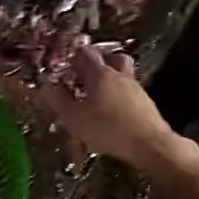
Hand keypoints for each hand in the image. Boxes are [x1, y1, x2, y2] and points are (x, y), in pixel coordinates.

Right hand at [38, 47, 195, 172]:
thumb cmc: (108, 129)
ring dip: (109, 79)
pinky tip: (112, 111)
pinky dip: (119, 95)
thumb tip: (49, 87)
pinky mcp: (145, 103)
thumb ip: (60, 101)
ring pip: (121, 74)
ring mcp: (135, 88)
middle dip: (98, 63)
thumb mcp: (75, 119)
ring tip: (97, 96)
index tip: (67, 66)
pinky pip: (128, 91)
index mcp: (100, 74)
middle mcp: (120, 76)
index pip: (87, 54)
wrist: (150, 144)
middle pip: (111, 58)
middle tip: (86, 75)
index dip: (75, 56)